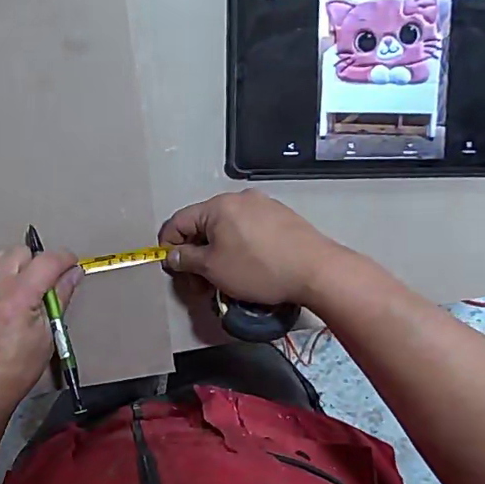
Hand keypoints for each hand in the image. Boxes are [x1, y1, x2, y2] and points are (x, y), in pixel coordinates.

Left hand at [0, 245, 80, 420]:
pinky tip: (0, 308)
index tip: (71, 264)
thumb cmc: (16, 372)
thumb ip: (60, 298)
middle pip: (19, 252)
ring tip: (21, 294)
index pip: (45, 261)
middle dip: (36, 263)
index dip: (64, 259)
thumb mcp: (47, 336)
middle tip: (45, 285)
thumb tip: (73, 273)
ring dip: (15, 269)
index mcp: (16, 300)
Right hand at [158, 190, 350, 306]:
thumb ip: (187, 260)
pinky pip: (247, 232)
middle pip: (203, 226)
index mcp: (218, 206)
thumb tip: (174, 256)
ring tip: (223, 280)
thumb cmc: (264, 268)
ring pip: (225, 230)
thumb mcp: (213, 268)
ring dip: (217, 255)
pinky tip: (245, 270)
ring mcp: (262, 207)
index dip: (169, 247)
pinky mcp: (280, 219)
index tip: (172, 267)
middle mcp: (239, 200)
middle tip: (198, 283)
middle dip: (196, 256)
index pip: (178, 222)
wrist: (315, 271)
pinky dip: (238, 250)